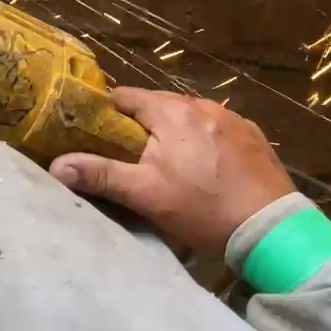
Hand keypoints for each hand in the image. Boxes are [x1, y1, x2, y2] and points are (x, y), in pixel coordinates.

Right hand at [48, 87, 294, 253]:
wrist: (275, 234)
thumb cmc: (203, 209)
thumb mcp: (144, 194)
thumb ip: (99, 174)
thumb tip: (55, 166)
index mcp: (171, 111)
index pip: (126, 96)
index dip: (109, 113)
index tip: (100, 135)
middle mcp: (202, 105)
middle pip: (157, 104)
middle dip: (141, 124)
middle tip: (131, 155)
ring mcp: (233, 119)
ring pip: (188, 116)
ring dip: (174, 131)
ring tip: (169, 163)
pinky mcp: (254, 137)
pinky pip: (216, 128)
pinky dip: (204, 140)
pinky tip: (205, 167)